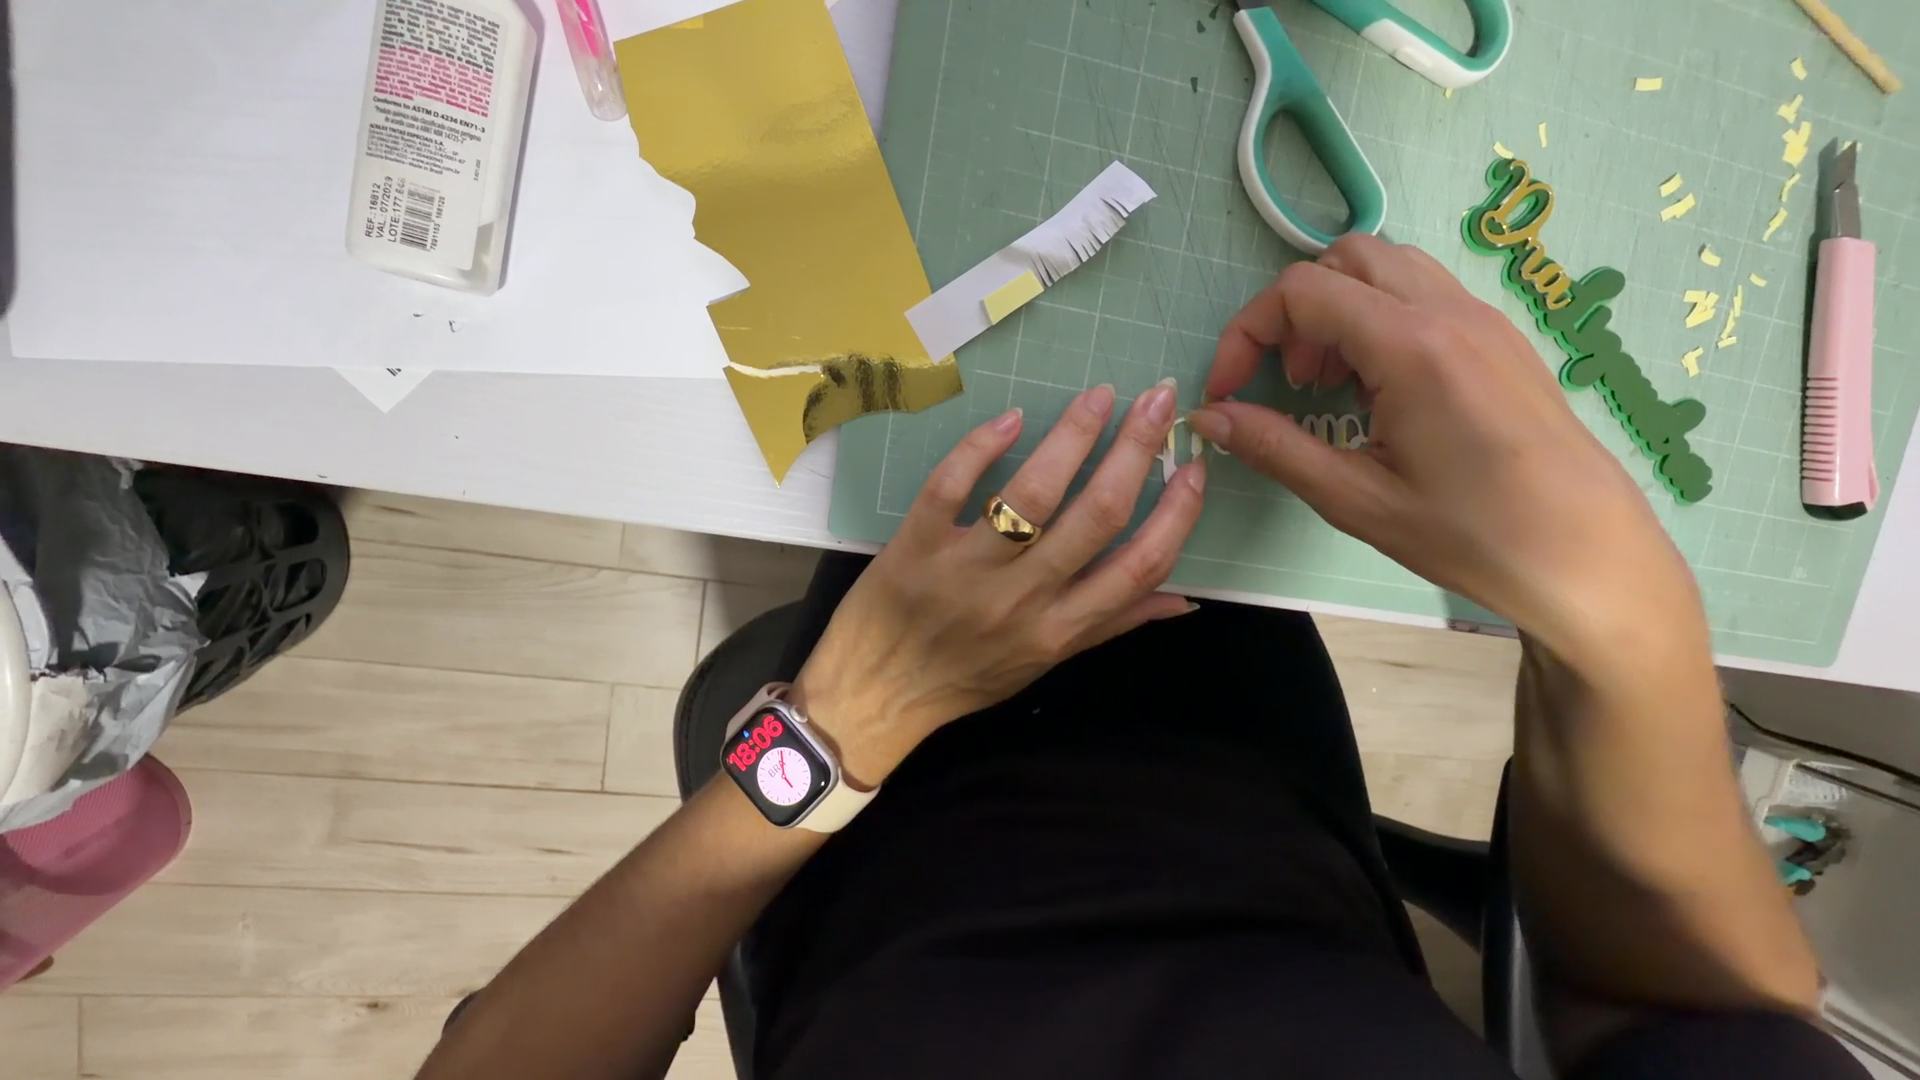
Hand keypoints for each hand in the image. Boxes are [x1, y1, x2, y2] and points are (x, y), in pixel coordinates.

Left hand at [793, 380, 1205, 784]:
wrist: (876, 694)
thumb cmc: (965, 678)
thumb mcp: (1045, 663)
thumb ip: (1110, 625)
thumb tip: (1182, 601)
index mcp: (1061, 628)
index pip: (1140, 565)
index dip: (1177, 512)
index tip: (1192, 466)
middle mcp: (1024, 598)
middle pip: (1097, 515)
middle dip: (1136, 450)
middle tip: (1157, 400)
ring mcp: (968, 570)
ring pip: (1033, 495)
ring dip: (1073, 436)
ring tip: (1099, 397)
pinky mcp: (916, 546)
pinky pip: (951, 488)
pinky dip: (981, 447)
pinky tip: (1011, 417)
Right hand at [1188, 235, 1704, 669]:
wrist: (1586, 554)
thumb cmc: (1467, 533)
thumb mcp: (1354, 499)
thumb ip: (1274, 447)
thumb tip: (1208, 418)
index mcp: (1411, 347)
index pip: (1301, 292)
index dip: (1246, 334)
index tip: (1228, 392)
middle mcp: (1449, 312)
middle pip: (1344, 258)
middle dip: (1292, 312)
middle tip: (1287, 382)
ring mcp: (1482, 318)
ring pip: (1386, 266)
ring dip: (1336, 309)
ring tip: (1328, 383)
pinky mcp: (1499, 336)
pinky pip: (1421, 292)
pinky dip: (1376, 317)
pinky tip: (1377, 388)